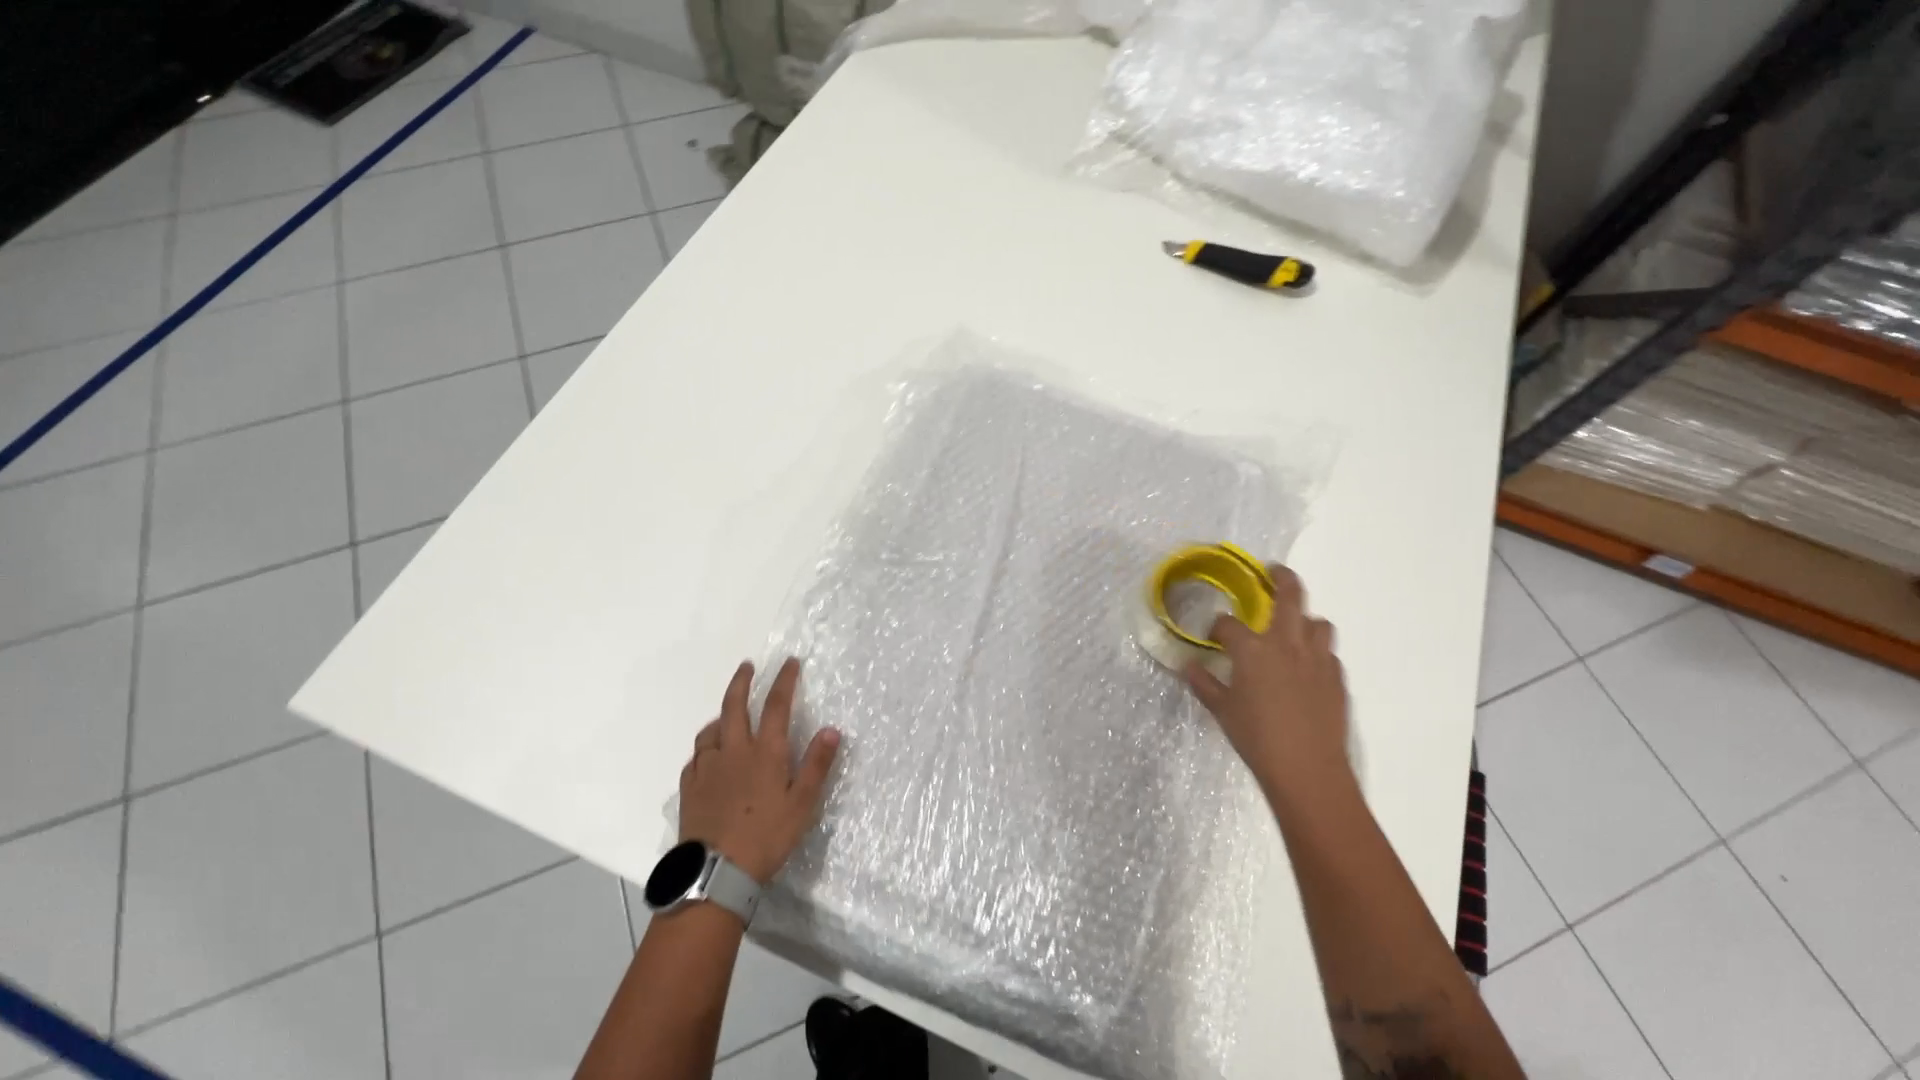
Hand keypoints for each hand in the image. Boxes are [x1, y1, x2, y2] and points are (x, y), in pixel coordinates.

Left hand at [679, 657, 840, 883]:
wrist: (716, 871)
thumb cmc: (767, 837)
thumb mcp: (802, 804)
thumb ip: (816, 765)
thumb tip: (831, 729)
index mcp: (765, 753)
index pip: (777, 706)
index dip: (784, 681)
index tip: (790, 662)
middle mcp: (733, 751)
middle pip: (734, 706)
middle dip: (742, 682)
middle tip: (746, 666)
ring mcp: (707, 768)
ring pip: (711, 730)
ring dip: (721, 715)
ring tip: (727, 715)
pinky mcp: (689, 787)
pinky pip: (695, 757)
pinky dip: (705, 747)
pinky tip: (707, 755)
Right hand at [1184, 564, 1350, 798]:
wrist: (1307, 768)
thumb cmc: (1257, 738)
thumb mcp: (1222, 711)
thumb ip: (1204, 684)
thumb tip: (1187, 666)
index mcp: (1253, 649)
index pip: (1229, 624)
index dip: (1217, 627)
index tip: (1213, 635)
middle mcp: (1287, 644)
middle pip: (1290, 595)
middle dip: (1281, 578)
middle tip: (1274, 573)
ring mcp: (1317, 659)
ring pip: (1318, 622)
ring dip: (1305, 620)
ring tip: (1294, 630)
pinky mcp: (1337, 677)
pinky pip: (1328, 654)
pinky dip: (1317, 653)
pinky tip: (1307, 671)